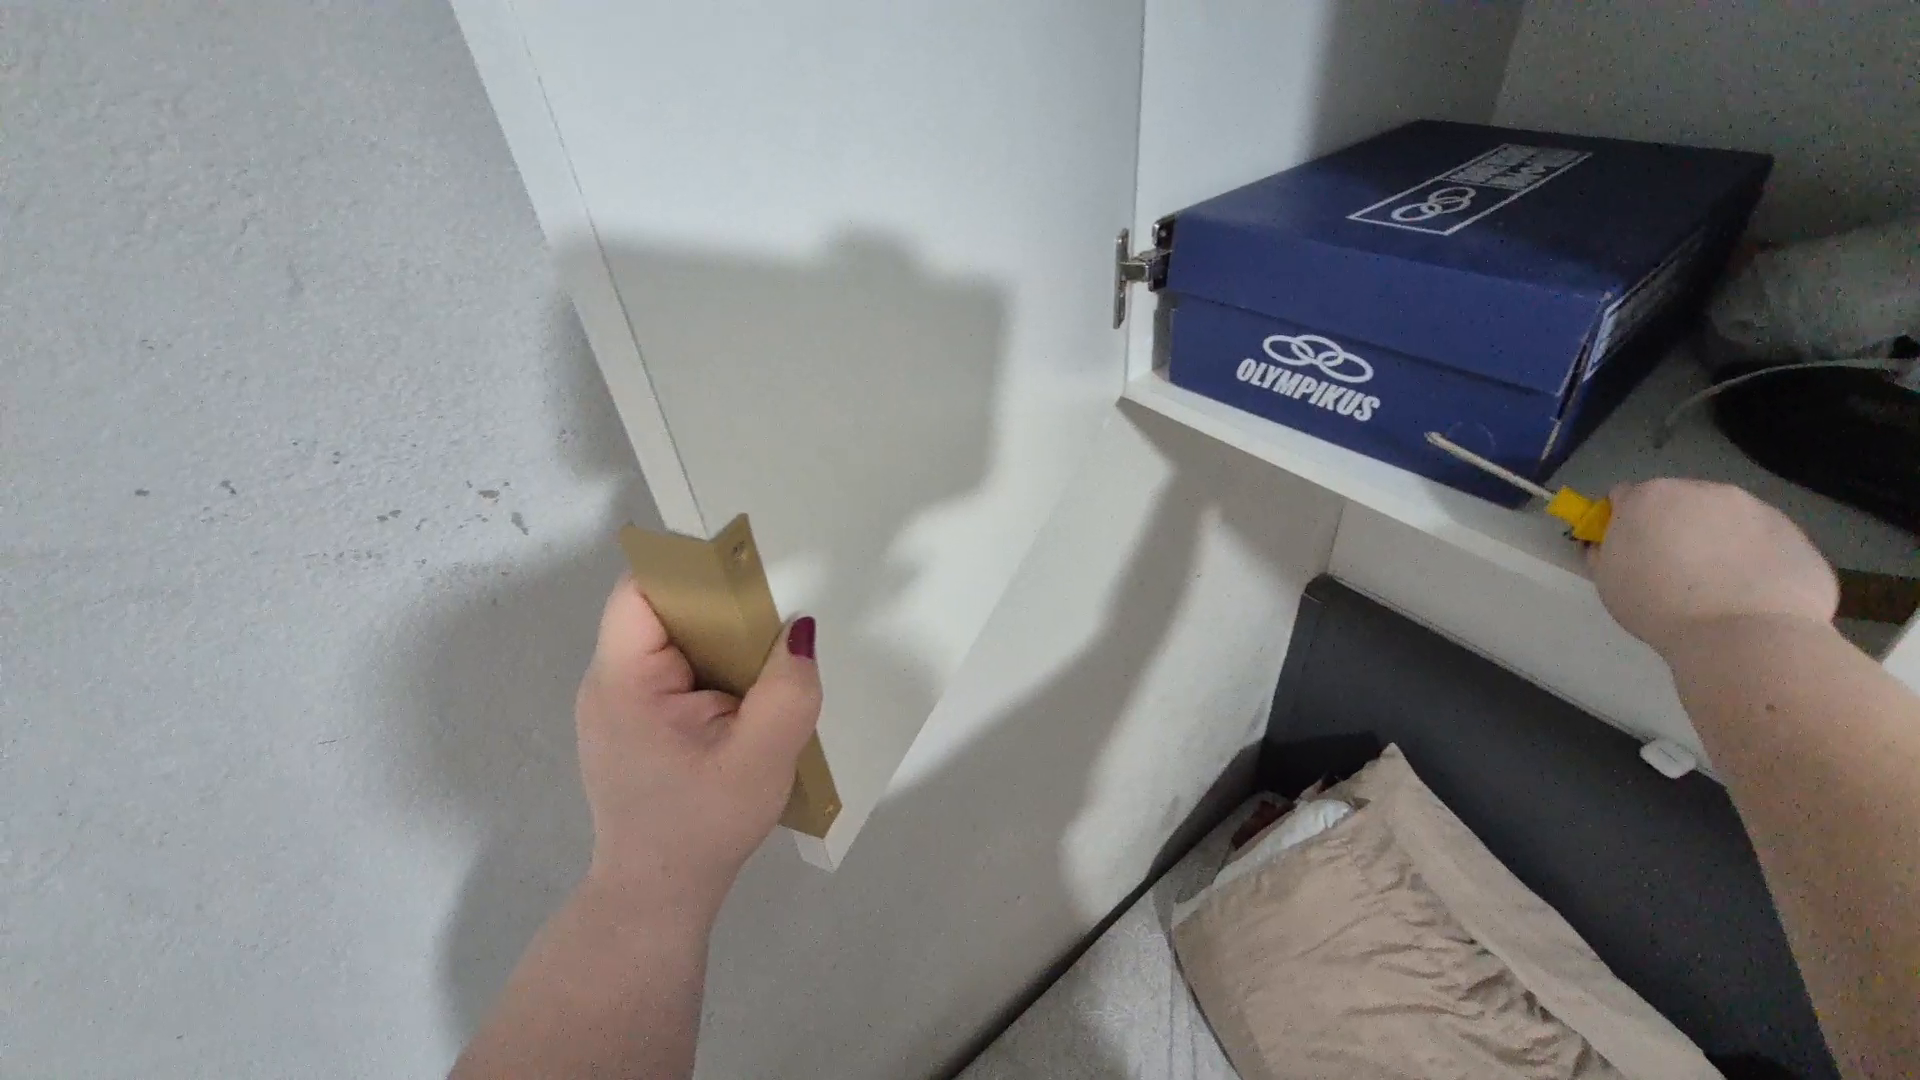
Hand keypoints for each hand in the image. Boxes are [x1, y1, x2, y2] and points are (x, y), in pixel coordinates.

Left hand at [573, 576, 821, 924]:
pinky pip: (676, 669)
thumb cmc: (702, 828)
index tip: (749, 570)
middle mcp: (610, 682)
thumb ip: (788, 692)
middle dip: (720, 605)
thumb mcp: (762, 760)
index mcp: (624, 681)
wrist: (656, 897)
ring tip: (769, 651)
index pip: (642, 591)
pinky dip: (714, 667)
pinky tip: (748, 689)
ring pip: (673, 640)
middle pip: (661, 610)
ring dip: (722, 640)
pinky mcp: (636, 721)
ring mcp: (620, 702)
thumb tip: (799, 630)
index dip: (692, 570)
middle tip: (776, 613)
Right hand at [1589, 479, 1837, 656]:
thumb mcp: (1607, 579)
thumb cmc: (1656, 604)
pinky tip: (1749, 590)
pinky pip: (1764, 540)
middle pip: (1680, 501)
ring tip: (1717, 582)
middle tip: (1671, 567)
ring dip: (1716, 538)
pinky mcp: (1797, 533)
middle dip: (1673, 525)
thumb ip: (1605, 550)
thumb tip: (1610, 544)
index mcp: (1650, 497)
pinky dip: (1754, 557)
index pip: (1626, 496)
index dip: (1622, 521)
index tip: (1627, 548)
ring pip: (1726, 518)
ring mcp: (1757, 509)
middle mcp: (1704, 491)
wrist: (1742, 633)